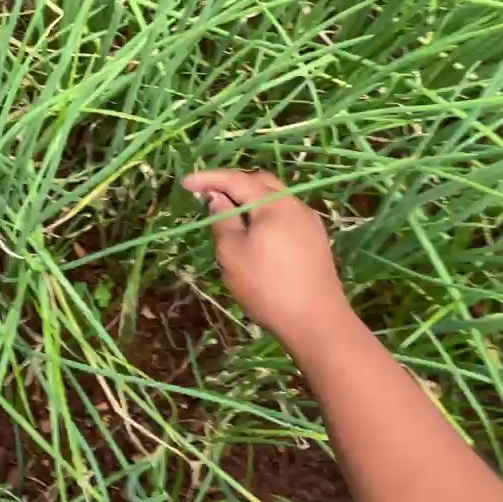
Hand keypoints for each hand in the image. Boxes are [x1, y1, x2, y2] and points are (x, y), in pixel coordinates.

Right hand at [182, 169, 354, 353]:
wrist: (317, 323)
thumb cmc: (267, 286)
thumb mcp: (232, 253)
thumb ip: (222, 220)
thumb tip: (217, 198)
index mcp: (274, 204)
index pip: (236, 180)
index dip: (209, 179)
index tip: (185, 184)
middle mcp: (295, 206)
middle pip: (260, 182)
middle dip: (232, 184)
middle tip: (207, 195)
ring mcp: (309, 222)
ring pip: (274, 198)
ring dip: (248, 200)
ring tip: (227, 214)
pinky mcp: (314, 240)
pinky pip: (284, 214)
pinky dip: (263, 213)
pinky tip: (253, 232)